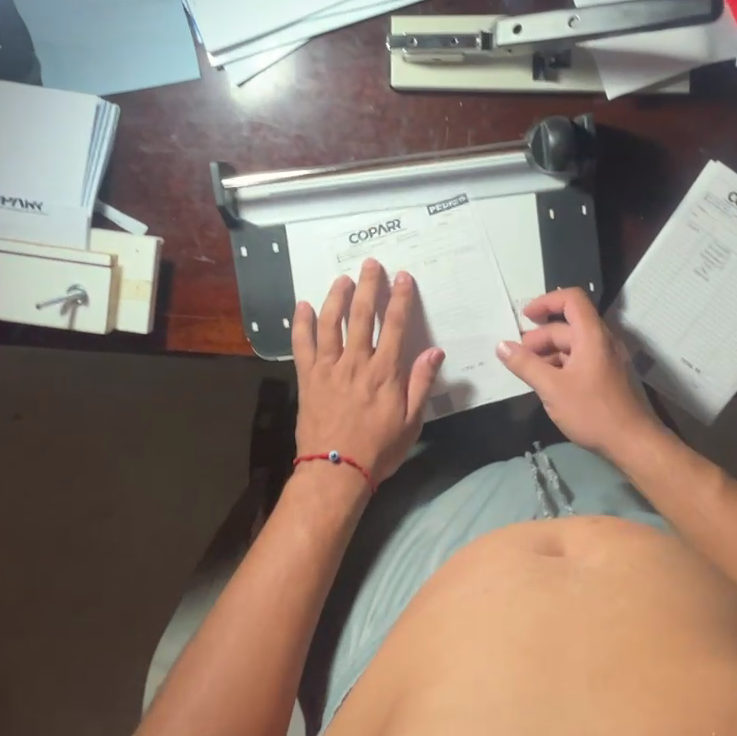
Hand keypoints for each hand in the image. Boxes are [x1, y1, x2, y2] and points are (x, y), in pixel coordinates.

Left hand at [292, 258, 444, 486]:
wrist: (335, 470)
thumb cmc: (379, 449)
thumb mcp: (411, 421)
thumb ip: (421, 383)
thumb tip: (434, 351)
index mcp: (384, 372)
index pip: (394, 326)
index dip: (400, 299)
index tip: (403, 277)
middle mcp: (355, 362)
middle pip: (361, 315)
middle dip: (368, 286)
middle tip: (371, 264)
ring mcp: (328, 367)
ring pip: (331, 322)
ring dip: (336, 297)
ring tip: (342, 278)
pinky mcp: (307, 377)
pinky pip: (302, 344)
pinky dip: (302, 323)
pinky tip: (303, 306)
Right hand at [496, 287, 663, 457]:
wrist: (634, 443)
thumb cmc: (592, 412)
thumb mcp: (552, 388)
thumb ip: (525, 365)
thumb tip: (501, 346)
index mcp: (592, 336)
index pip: (571, 299)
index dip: (546, 302)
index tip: (525, 317)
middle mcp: (603, 341)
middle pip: (568, 325)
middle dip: (540, 337)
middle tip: (518, 357)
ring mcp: (608, 359)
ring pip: (574, 345)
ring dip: (549, 353)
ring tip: (529, 373)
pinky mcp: (609, 376)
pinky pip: (582, 359)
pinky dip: (562, 365)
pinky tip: (548, 384)